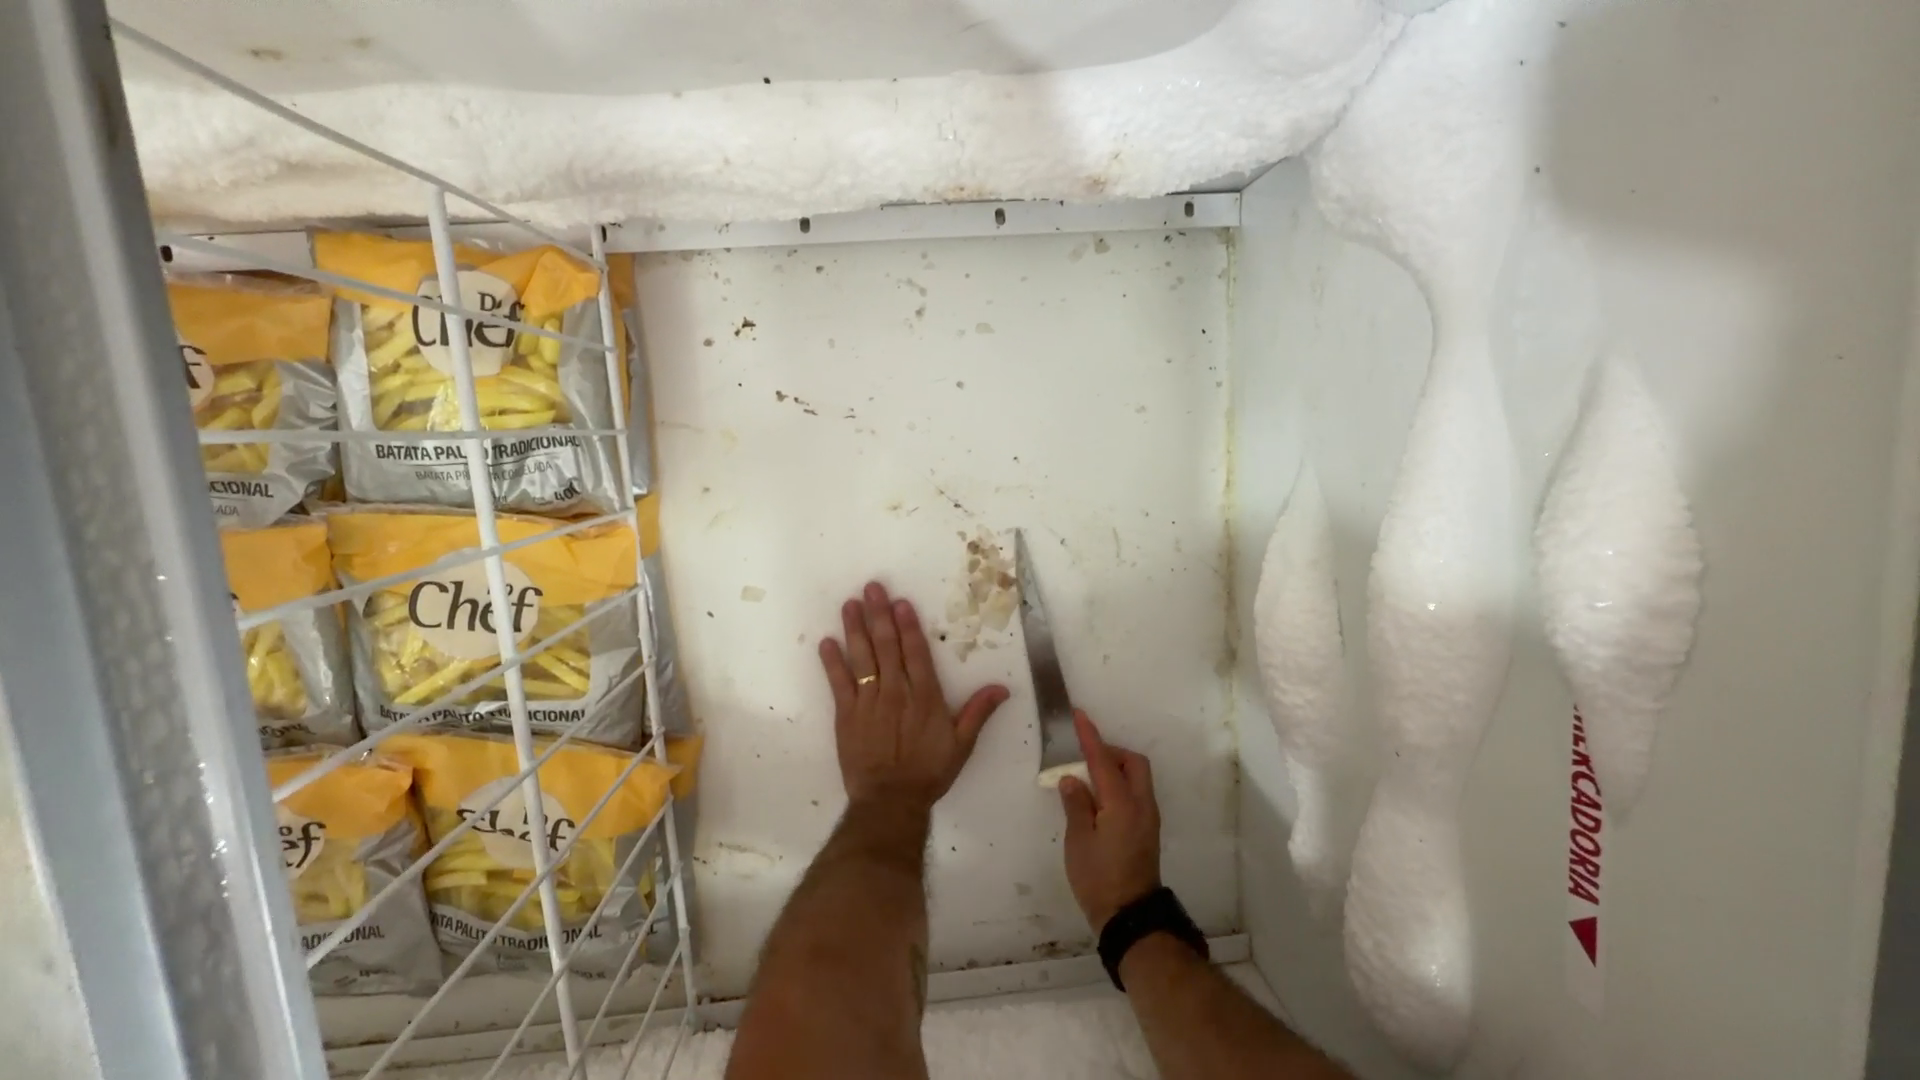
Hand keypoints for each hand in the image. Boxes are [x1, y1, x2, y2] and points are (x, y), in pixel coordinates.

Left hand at [819, 582, 1009, 812]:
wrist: (890, 801)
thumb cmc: (929, 773)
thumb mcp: (962, 745)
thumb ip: (978, 713)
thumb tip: (1002, 688)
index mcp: (925, 698)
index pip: (916, 654)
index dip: (908, 626)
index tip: (901, 602)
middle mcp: (896, 693)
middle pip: (887, 647)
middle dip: (879, 615)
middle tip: (872, 588)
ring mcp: (869, 702)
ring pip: (862, 659)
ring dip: (856, 629)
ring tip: (850, 605)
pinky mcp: (846, 716)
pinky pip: (838, 683)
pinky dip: (832, 662)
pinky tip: (827, 642)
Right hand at [1059, 710, 1161, 930]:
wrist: (1129, 916)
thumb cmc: (1099, 879)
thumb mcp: (1079, 841)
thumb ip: (1076, 805)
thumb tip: (1072, 779)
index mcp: (1122, 804)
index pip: (1104, 760)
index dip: (1090, 737)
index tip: (1079, 715)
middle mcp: (1141, 805)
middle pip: (1133, 763)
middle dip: (1111, 751)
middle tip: (1085, 756)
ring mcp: (1147, 818)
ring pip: (1137, 778)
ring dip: (1115, 768)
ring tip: (1088, 778)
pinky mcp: (1146, 831)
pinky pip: (1135, 794)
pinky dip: (1119, 785)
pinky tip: (1099, 799)